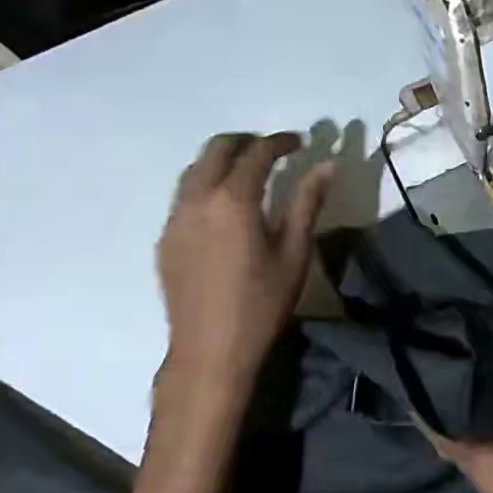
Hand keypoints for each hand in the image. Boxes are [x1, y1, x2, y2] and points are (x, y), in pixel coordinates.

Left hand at [157, 132, 333, 392]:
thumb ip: (307, 202)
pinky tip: (223, 208)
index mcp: (232, 201)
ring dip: (221, 161)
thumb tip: (328, 165)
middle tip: (271, 150)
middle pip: (216, 149)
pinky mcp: (165, 239)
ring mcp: (175, 219)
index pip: (256, 153)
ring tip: (247, 173)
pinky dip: (205, 185)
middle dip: (245, 142)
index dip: (280, 142)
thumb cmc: (261, 304)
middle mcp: (197, 200)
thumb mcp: (294, 253)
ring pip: (194, 170)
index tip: (299, 143)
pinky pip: (183, 196)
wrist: (210, 350)